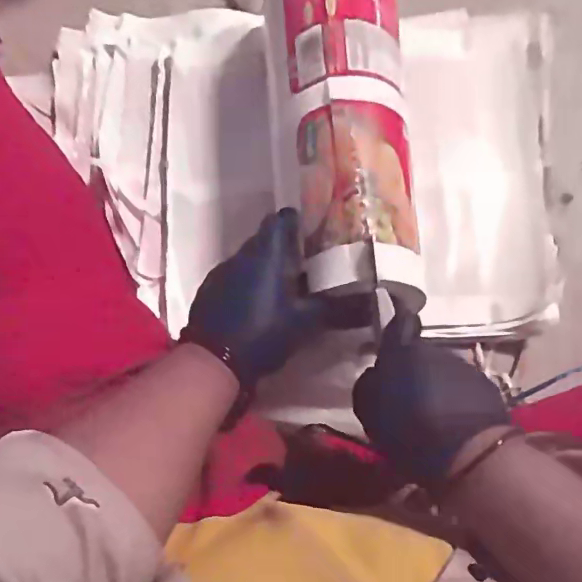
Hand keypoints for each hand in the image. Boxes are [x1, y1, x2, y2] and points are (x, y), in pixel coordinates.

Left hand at [181, 209, 324, 385]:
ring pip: (250, 261)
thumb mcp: (306, 323)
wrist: (212, 362)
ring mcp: (221, 273)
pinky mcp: (209, 292)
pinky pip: (234, 280)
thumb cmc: (264, 333)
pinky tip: (259, 308)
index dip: (301, 224)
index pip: (284, 219)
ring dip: (267, 271)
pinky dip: (249, 287)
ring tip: (288, 291)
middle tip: (310, 269)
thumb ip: (339, 311)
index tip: (317, 239)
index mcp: (267, 253)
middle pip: (267, 240)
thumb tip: (372, 306)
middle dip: (288, 251)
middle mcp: (241, 255)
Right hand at [353, 306, 510, 482]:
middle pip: (419, 354)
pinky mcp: (487, 386)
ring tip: (430, 415)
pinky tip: (453, 423)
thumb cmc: (411, 434)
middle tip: (405, 398)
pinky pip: (464, 388)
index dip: (394, 334)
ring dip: (435, 386)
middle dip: (412, 370)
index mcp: (403, 353)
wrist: (470, 453)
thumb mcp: (372, 416)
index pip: (397, 327)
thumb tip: (374, 374)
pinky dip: (457, 400)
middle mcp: (435, 351)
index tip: (389, 350)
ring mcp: (464, 367)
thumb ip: (368, 388)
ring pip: (443, 371)